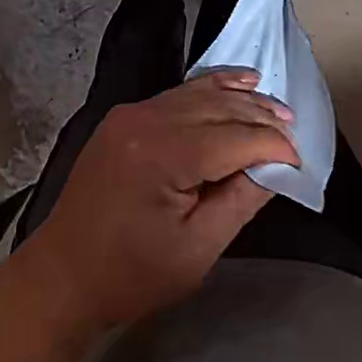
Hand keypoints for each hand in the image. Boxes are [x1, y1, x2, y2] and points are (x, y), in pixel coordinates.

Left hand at [18, 69, 299, 329]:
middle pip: (218, 107)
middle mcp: (145, 120)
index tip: (299, 163)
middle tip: (294, 129)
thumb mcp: (197, 249)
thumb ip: (240, 200)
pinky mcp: (124, 117)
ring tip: (275, 107)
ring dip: (239, 99)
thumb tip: (275, 167)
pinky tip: (234, 85)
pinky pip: (177, 96)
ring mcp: (131, 114)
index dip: (272, 146)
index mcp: (163, 154)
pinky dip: (209, 92)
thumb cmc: (130, 274)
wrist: (62, 275)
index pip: (234, 137)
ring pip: (198, 94)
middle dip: (260, 117)